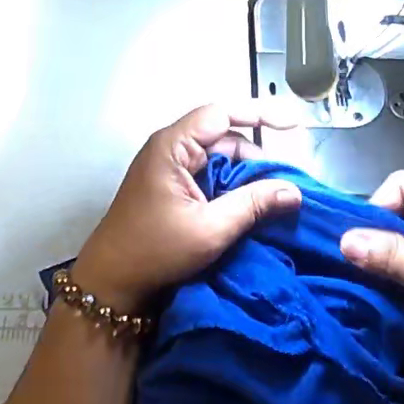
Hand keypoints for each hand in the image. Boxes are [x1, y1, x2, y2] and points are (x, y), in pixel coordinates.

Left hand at [72, 104, 301, 312]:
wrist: (109, 289)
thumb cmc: (154, 253)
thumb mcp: (209, 230)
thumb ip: (253, 205)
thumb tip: (294, 191)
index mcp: (172, 147)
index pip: (222, 114)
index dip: (259, 113)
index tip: (291, 125)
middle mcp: (172, 149)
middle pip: (225, 137)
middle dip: (257, 155)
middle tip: (287, 179)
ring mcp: (172, 168)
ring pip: (222, 158)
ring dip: (248, 173)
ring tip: (276, 195)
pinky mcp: (175, 187)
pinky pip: (212, 175)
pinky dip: (234, 185)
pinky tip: (255, 202)